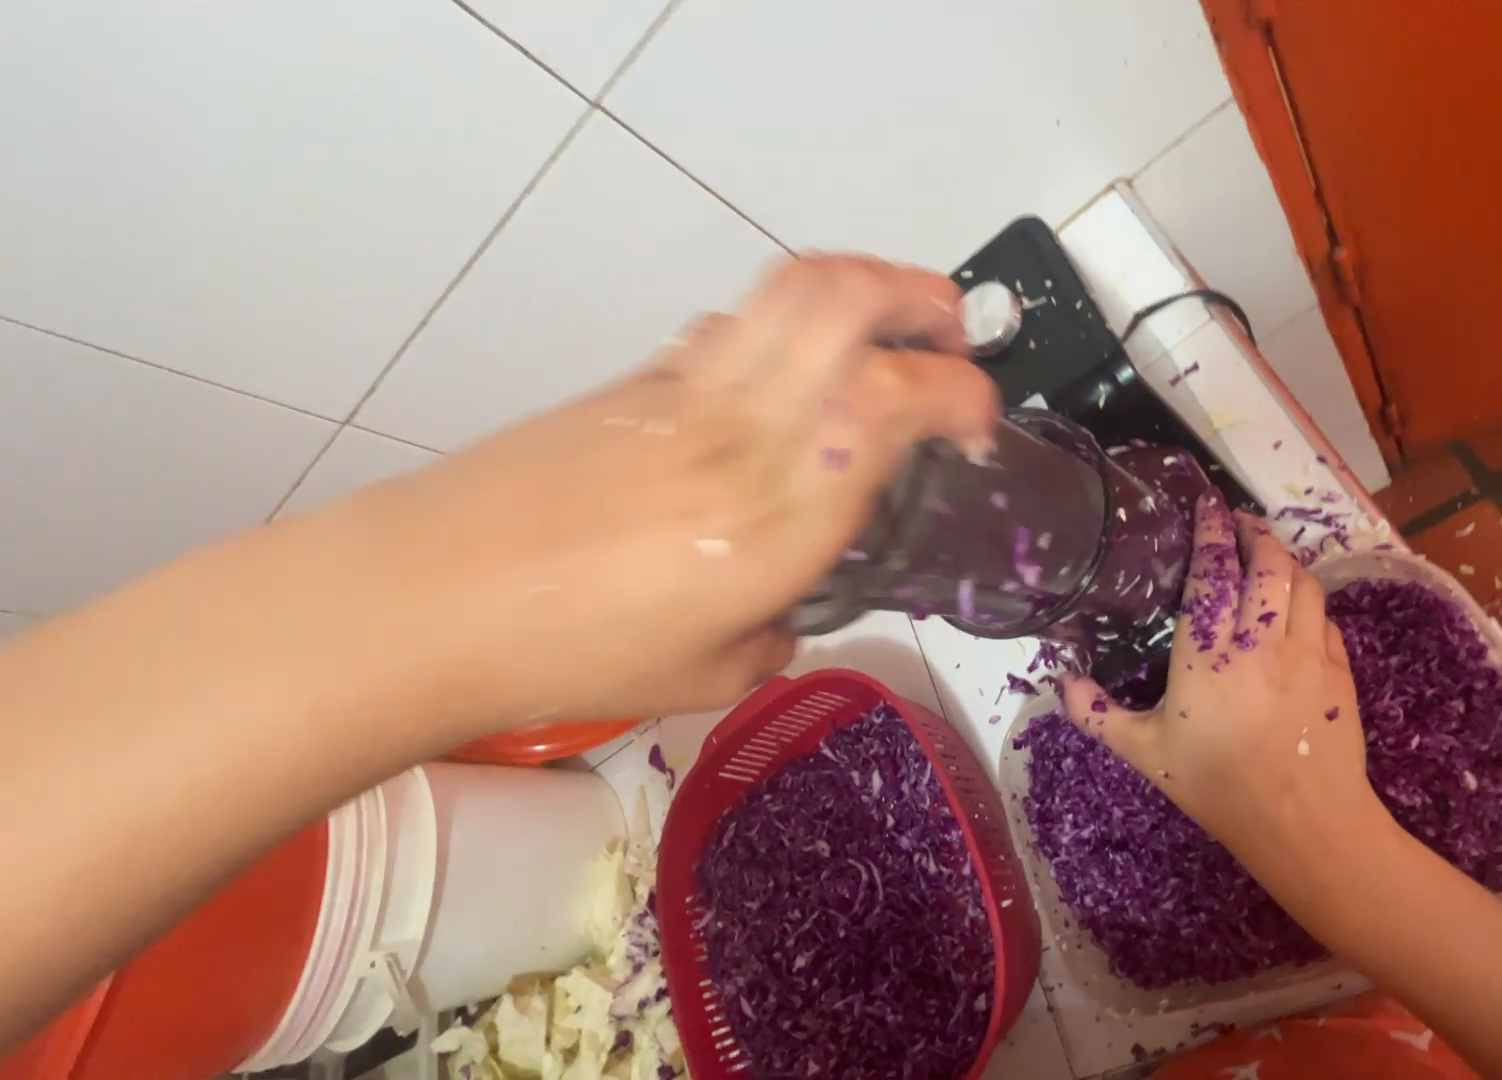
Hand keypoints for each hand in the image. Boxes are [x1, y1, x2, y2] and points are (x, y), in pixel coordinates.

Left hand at [297, 255, 999, 731]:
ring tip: (888, 325)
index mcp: (777, 513)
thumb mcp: (708, 675)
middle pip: (843, 300)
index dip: (959, 394)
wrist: (424, 600)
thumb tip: (793, 607)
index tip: (981, 422)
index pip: (893, 405)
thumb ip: (777, 634)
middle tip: (951, 326)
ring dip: (860, 286)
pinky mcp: (638, 380)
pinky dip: (787, 330)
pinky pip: (733, 329)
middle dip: (918, 294)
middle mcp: (742, 430)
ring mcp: (684, 390)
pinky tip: (786, 380)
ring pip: (790, 289)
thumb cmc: (576, 656)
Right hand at [1059, 490, 1393, 863]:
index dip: (1211, 532)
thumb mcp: (1145, 754)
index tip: (1208, 504)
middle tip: (1238, 522)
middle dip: (1255, 532)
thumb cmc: (1217, 786)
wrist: (1305, 826)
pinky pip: (1325, 618)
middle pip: (1267, 564)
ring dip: (1284, 559)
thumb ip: (1098, 715)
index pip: (1212, 574)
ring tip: (1267, 554)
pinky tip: (1295, 608)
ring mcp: (1308, 653)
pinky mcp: (1340, 672)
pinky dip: (1308, 601)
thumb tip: (1061, 683)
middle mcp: (1260, 642)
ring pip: (1302, 583)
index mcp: (1207, 655)